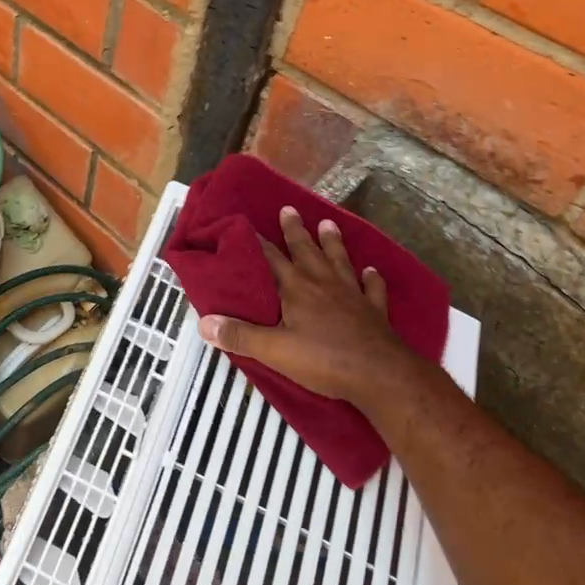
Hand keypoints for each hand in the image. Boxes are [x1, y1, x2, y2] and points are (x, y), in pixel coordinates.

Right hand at [197, 206, 413, 406]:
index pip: (272, 258)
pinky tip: (372, 270)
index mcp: (296, 289)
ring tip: (328, 223)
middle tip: (288, 208)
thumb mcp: (274, 351)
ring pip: (339, 260)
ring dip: (332, 242)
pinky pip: (372, 288)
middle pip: (306, 250)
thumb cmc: (324, 360)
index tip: (246, 225)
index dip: (258, 242)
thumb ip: (239, 335)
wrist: (381, 375)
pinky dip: (372, 278)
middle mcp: (323, 283)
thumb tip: (203, 323)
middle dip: (295, 230)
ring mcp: (352, 294)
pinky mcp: (374, 311)